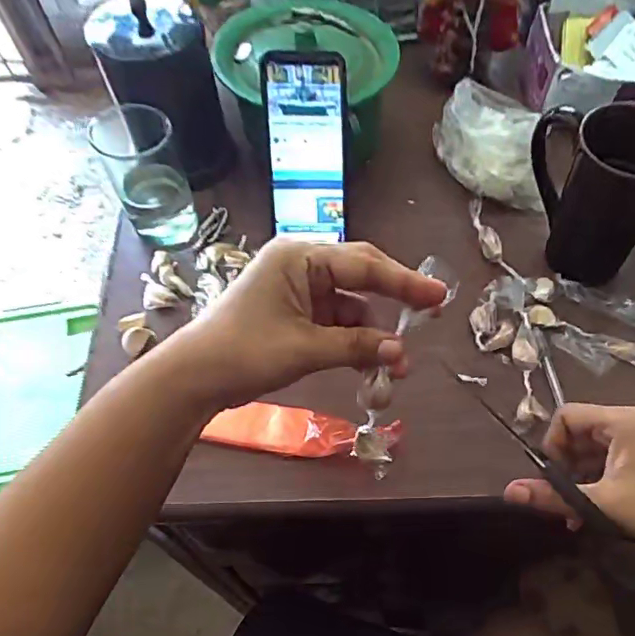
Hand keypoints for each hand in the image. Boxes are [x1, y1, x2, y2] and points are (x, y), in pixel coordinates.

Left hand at [155, 239, 448, 410]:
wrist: (196, 378)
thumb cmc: (245, 352)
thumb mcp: (305, 349)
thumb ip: (356, 347)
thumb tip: (400, 351)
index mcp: (299, 257)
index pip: (363, 265)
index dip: (404, 282)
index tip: (438, 296)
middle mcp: (300, 267)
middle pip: (360, 280)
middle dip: (393, 304)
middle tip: (430, 317)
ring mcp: (297, 293)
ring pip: (350, 310)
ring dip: (372, 337)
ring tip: (396, 368)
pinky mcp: (294, 318)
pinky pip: (334, 327)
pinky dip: (352, 345)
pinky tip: (371, 368)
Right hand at [502, 404, 634, 554]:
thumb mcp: (598, 504)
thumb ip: (552, 496)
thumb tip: (509, 491)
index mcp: (624, 421)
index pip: (567, 415)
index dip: (552, 444)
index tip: (554, 477)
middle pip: (581, 431)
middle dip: (566, 465)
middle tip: (566, 497)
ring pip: (595, 449)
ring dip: (580, 477)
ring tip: (579, 511)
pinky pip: (612, 459)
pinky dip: (598, 480)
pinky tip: (597, 509)